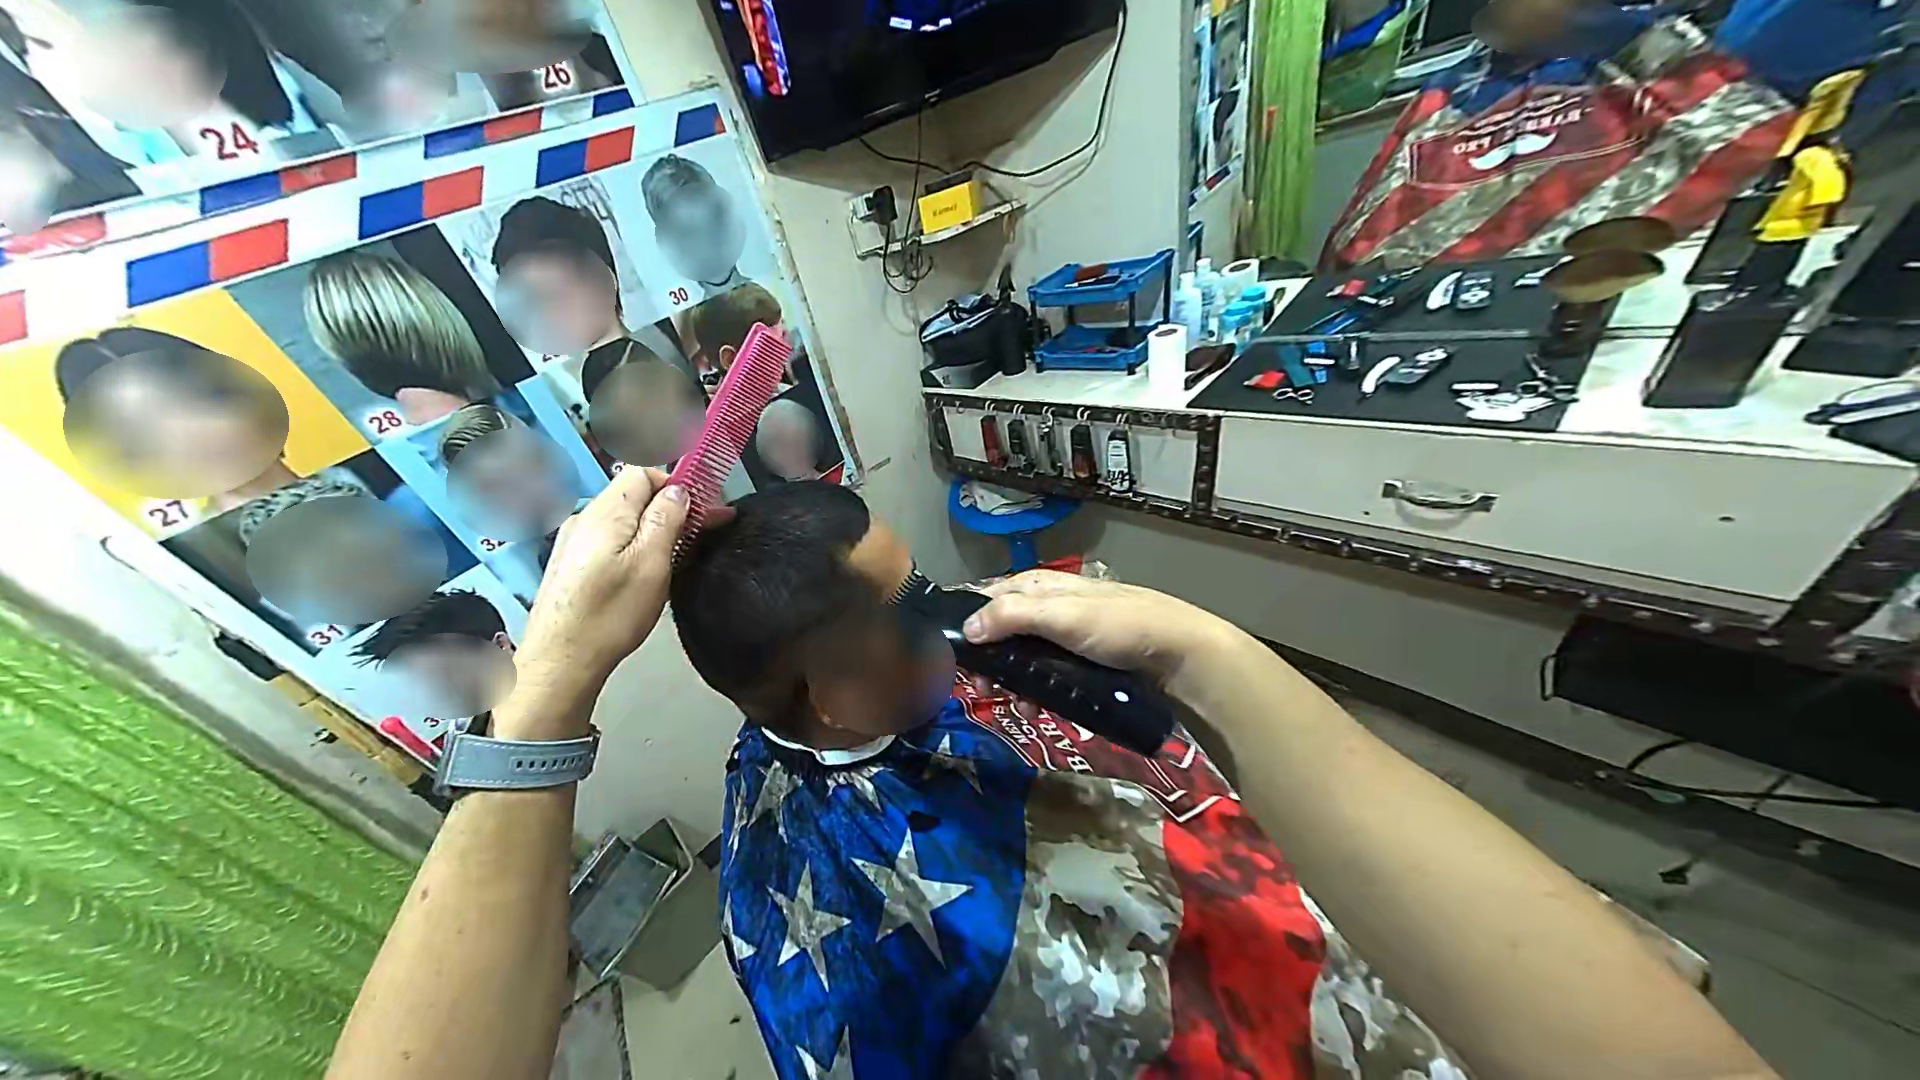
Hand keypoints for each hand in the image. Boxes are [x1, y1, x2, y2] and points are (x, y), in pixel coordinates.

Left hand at [497, 467, 687, 736]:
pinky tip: (651, 566)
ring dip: (657, 525)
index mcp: (606, 512)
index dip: (678, 484)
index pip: (645, 473)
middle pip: (634, 494)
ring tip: (684, 549)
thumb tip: (679, 489)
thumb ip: (666, 519)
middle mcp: (586, 518)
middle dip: (673, 506)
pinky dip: (638, 541)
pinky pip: (612, 537)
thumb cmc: (612, 613)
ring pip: (625, 518)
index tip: (706, 508)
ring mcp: (575, 541)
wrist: (561, 661)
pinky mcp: (572, 563)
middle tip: (707, 529)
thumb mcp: (651, 563)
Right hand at [960, 571, 1256, 702]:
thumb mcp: (1062, 615)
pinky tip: (1037, 709)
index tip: (956, 656)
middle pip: (1004, 631)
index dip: (970, 623)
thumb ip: (1012, 617)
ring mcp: (1066, 636)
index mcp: (1040, 586)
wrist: (1179, 653)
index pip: (989, 597)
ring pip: (1024, 657)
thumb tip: (967, 627)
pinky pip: (1047, 675)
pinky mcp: (1082, 662)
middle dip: (991, 662)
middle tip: (984, 691)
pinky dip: (1037, 691)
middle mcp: (1049, 606)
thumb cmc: (1119, 626)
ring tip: (1015, 706)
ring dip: (1014, 682)